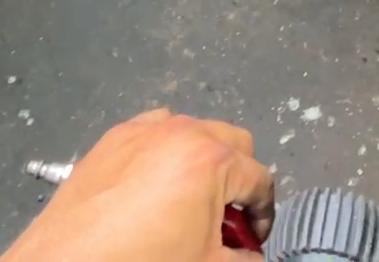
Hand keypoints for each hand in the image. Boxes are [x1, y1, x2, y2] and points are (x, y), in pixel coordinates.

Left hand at [0, 110, 274, 261]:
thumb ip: (244, 261)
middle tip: (226, 219)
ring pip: (195, 131)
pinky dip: (164, 152)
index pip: (260, 179)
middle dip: (238, 178)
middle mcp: (184, 131)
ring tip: (188, 201)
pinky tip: (152, 188)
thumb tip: (253, 257)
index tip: (253, 239)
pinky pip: (155, 131)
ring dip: (203, 160)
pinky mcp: (115, 137)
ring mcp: (147, 128)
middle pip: (234, 143)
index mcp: (213, 160)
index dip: (263, 213)